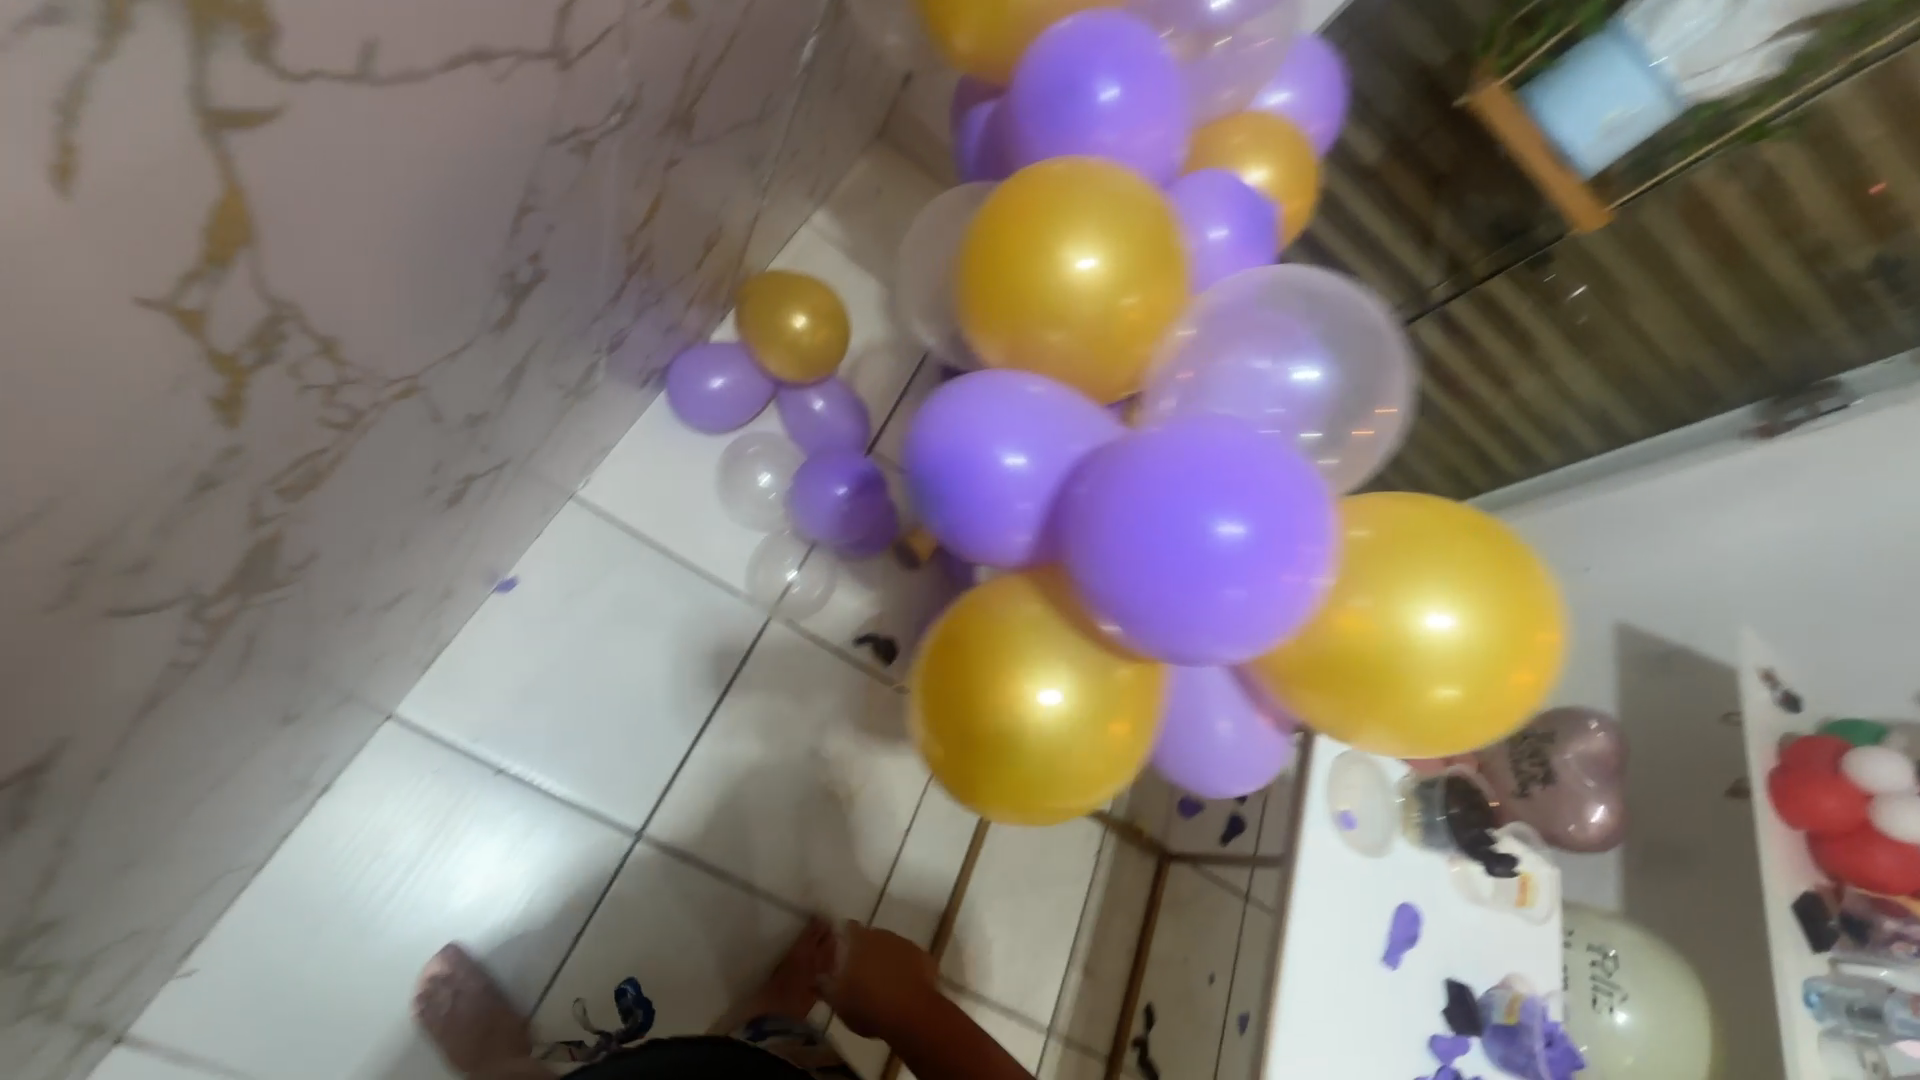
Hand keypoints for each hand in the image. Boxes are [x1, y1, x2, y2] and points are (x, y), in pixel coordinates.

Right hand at [819, 923, 939, 1040]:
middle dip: (864, 951)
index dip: (842, 938)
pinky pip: (908, 958)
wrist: (912, 1014)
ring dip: (884, 958)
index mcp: (857, 941)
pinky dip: (903, 967)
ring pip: (889, 946)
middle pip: (869, 937)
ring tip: (881, 983)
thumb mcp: (839, 1003)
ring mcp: (904, 943)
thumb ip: (825, 987)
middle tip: (859, 974)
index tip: (838, 952)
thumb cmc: (868, 1007)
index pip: (846, 928)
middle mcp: (881, 934)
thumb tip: (814, 980)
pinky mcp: (922, 955)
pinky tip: (902, 986)